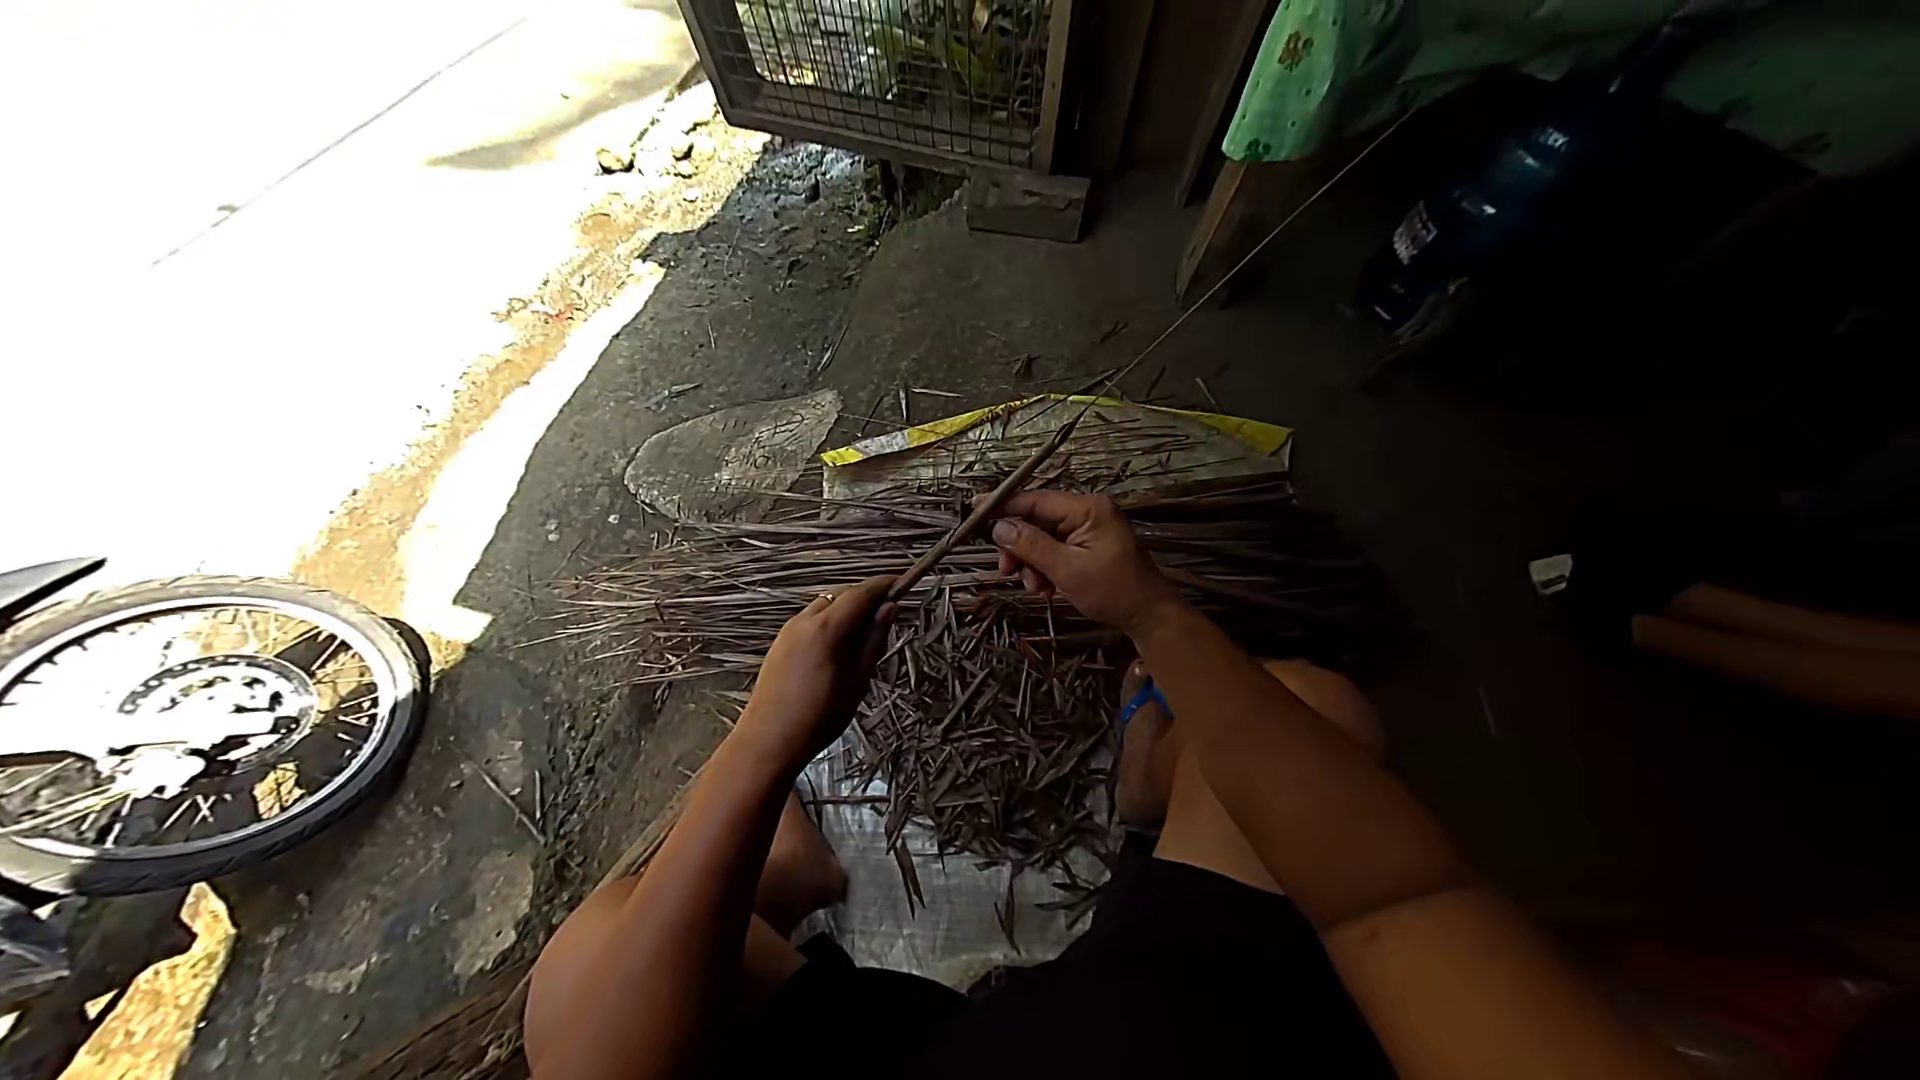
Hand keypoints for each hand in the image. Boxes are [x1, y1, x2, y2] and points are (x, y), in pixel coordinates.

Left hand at [735, 576, 896, 773]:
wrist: (769, 740)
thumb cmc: (821, 716)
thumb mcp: (858, 679)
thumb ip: (874, 640)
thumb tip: (890, 608)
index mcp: (828, 627)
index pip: (861, 592)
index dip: (883, 584)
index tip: (901, 582)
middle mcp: (806, 620)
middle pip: (842, 595)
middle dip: (865, 598)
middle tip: (886, 613)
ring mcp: (789, 630)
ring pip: (824, 606)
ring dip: (846, 609)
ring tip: (863, 633)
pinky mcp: (780, 643)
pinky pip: (810, 620)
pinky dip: (829, 621)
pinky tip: (837, 646)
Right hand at [980, 491, 1183, 634]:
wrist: (1147, 616)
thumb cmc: (1115, 591)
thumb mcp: (1068, 570)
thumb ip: (1031, 546)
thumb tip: (999, 527)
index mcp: (1087, 509)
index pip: (1035, 500)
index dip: (1003, 506)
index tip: (976, 510)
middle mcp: (1086, 513)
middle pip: (1035, 521)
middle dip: (1019, 547)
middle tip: (1007, 570)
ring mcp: (1086, 530)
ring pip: (1040, 539)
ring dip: (1030, 564)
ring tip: (1037, 587)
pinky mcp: (1085, 547)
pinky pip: (1053, 551)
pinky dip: (1043, 569)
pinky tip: (1046, 588)